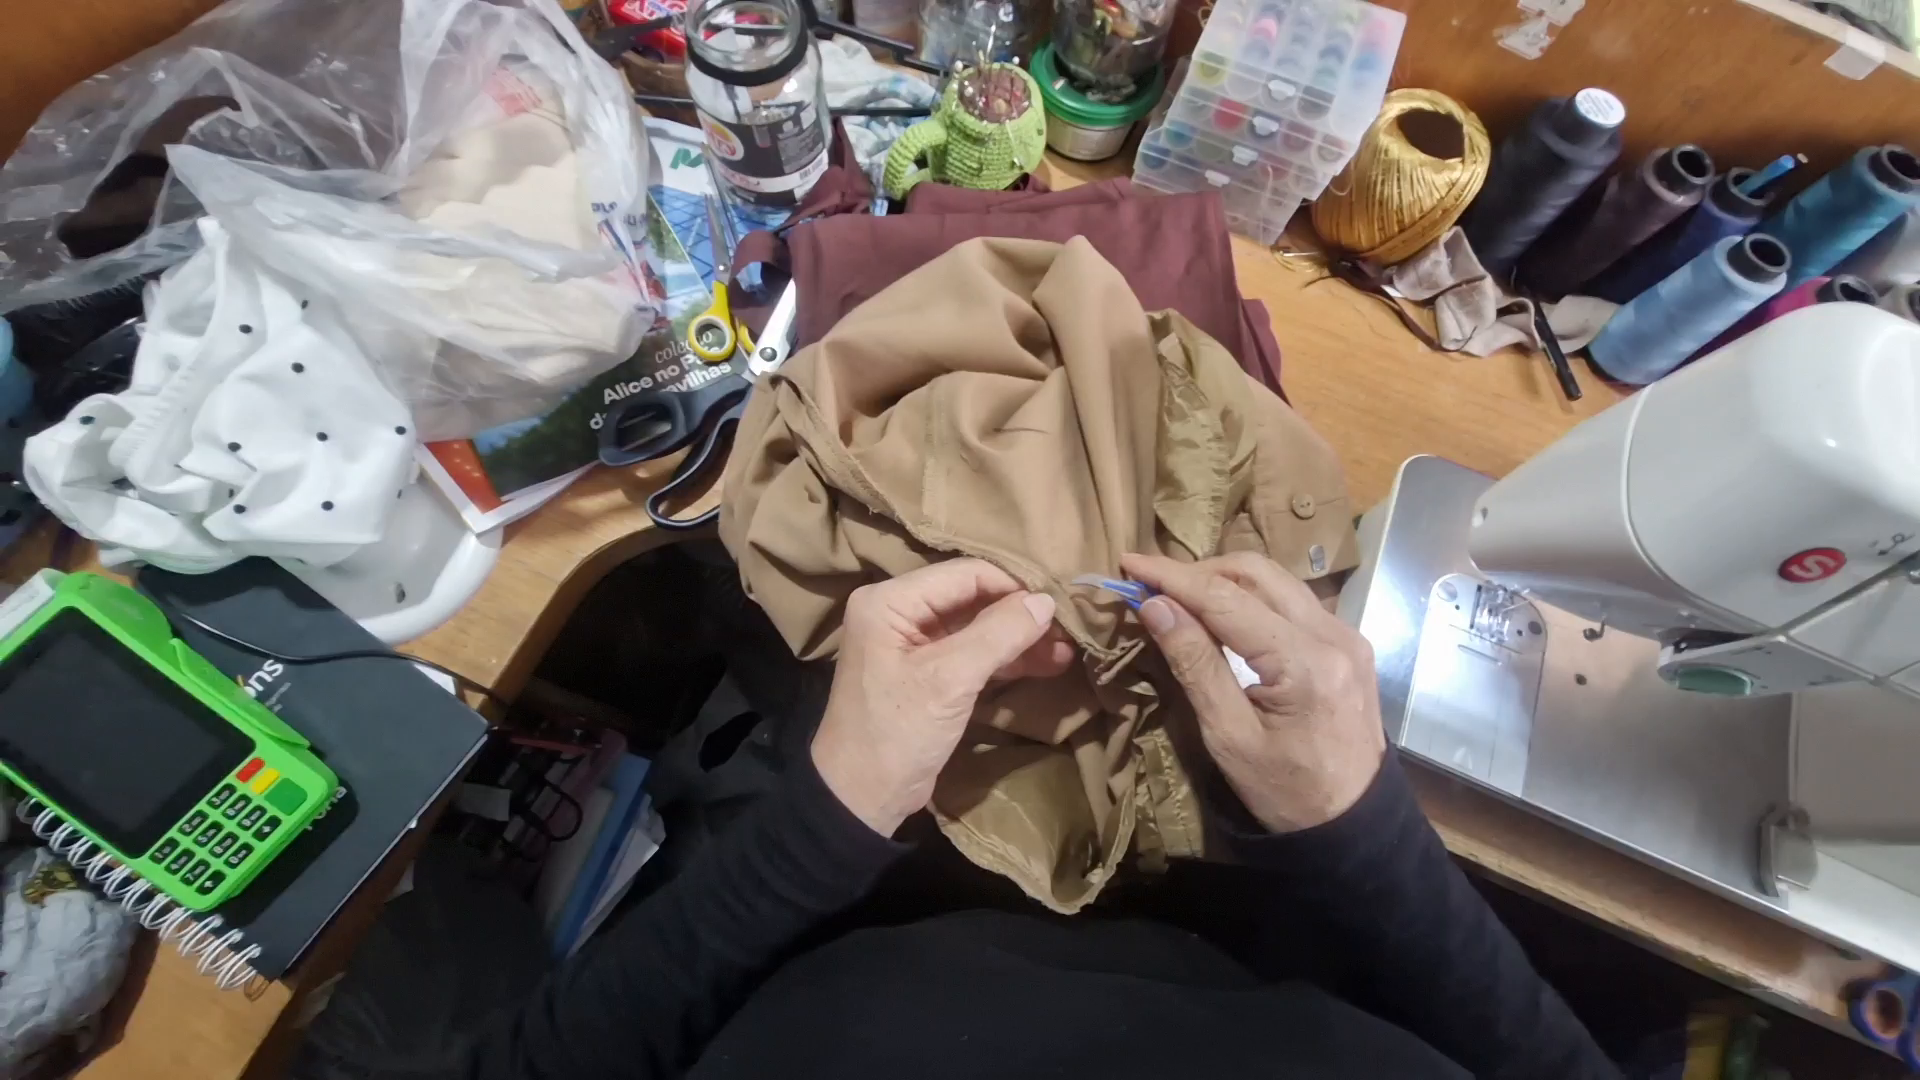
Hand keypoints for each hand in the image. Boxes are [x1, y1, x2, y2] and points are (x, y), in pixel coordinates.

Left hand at [813, 559, 1073, 835]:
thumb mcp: (950, 680)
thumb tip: (1046, 601)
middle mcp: (898, 611)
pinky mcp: (928, 671)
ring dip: (1020, 637)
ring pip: (977, 625)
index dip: (1014, 585)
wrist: (861, 799)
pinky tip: (1046, 662)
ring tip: (1067, 649)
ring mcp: (913, 642)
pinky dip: (1006, 657)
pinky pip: (972, 651)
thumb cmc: (898, 732)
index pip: (964, 574)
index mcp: (890, 601)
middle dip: (1021, 613)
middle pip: (972, 597)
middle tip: (1069, 627)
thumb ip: (999, 634)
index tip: (1060, 601)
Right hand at [1120, 552, 1385, 832]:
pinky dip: (1247, 595)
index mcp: (1305, 662)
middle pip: (1255, 572)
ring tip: (1178, 594)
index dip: (1172, 576)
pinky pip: (1290, 599)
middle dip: (1197, 570)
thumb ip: (1194, 663)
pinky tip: (1220, 612)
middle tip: (1152, 582)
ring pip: (1275, 579)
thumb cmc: (1285, 792)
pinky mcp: (1346, 643)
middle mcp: (1333, 634)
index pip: (1226, 598)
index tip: (1129, 563)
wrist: (1355, 827)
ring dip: (1222, 579)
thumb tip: (1155, 606)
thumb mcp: (1228, 736)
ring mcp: (1346, 635)